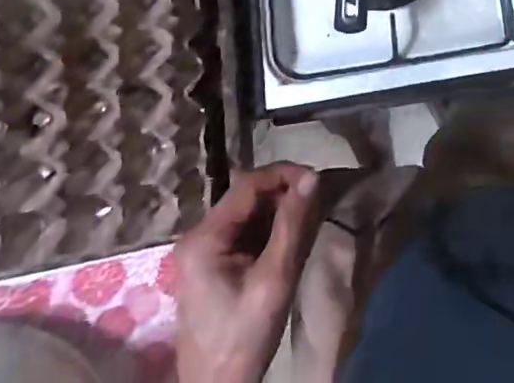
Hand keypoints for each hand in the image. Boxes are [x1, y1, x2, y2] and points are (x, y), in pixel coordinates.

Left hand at [174, 163, 320, 382]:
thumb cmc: (245, 340)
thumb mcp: (274, 280)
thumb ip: (292, 226)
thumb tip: (312, 177)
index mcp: (204, 237)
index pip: (247, 185)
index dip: (283, 175)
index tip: (316, 180)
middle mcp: (196, 235)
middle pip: (245, 197)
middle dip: (282, 193)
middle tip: (316, 200)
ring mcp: (201, 251)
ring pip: (246, 213)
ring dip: (277, 211)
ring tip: (308, 217)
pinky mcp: (210, 264)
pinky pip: (242, 232)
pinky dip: (267, 229)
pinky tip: (288, 239)